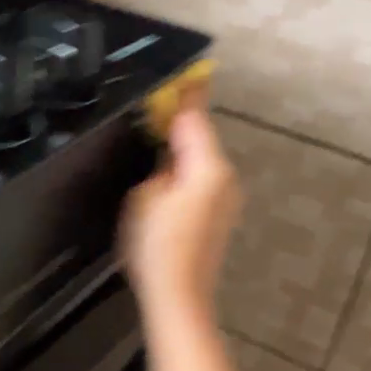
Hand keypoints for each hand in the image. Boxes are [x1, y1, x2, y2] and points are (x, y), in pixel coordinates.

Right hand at [121, 85, 241, 314]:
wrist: (179, 298)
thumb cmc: (158, 248)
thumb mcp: (145, 198)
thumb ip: (158, 169)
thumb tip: (167, 164)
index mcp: (208, 168)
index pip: (194, 119)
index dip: (185, 95)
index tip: (186, 72)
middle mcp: (224, 179)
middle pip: (201, 141)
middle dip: (180, 127)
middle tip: (158, 110)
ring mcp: (225, 201)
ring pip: (201, 164)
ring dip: (181, 154)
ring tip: (156, 147)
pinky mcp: (218, 220)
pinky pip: (200, 185)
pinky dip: (185, 177)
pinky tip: (166, 184)